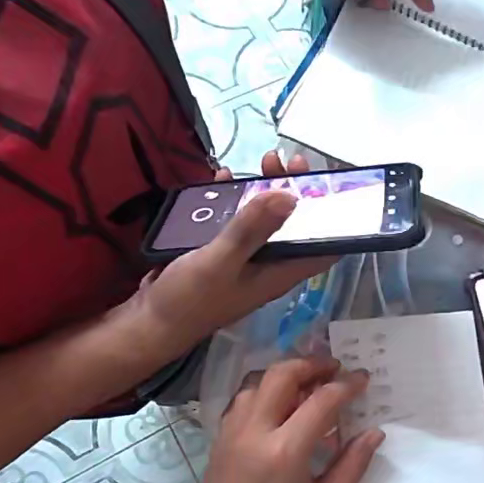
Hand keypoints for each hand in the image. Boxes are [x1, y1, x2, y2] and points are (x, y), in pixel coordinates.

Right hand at [129, 151, 327, 354]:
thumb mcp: (221, 260)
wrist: (149, 323)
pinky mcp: (222, 252)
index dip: (333, 214)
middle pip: (294, 224)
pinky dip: (233, 199)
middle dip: (293, 190)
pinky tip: (223, 178)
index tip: (327, 180)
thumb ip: (252, 228)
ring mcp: (246, 258)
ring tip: (259, 161)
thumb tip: (291, 196)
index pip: (325, 245)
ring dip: (264, 190)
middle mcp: (270, 265)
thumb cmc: (190, 299)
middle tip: (281, 159)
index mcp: (280, 272)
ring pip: (264, 219)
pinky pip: (235, 220)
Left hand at [138, 358, 382, 482]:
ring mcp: (231, 430)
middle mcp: (254, 431)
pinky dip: (265, 388)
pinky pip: (243, 396)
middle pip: (282, 374)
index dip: (347, 385)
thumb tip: (374, 432)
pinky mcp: (219, 435)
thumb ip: (351, 466)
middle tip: (335, 369)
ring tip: (310, 383)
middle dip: (313, 364)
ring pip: (258, 380)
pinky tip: (282, 403)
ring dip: (286, 373)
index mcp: (284, 452)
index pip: (321, 400)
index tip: (364, 379)